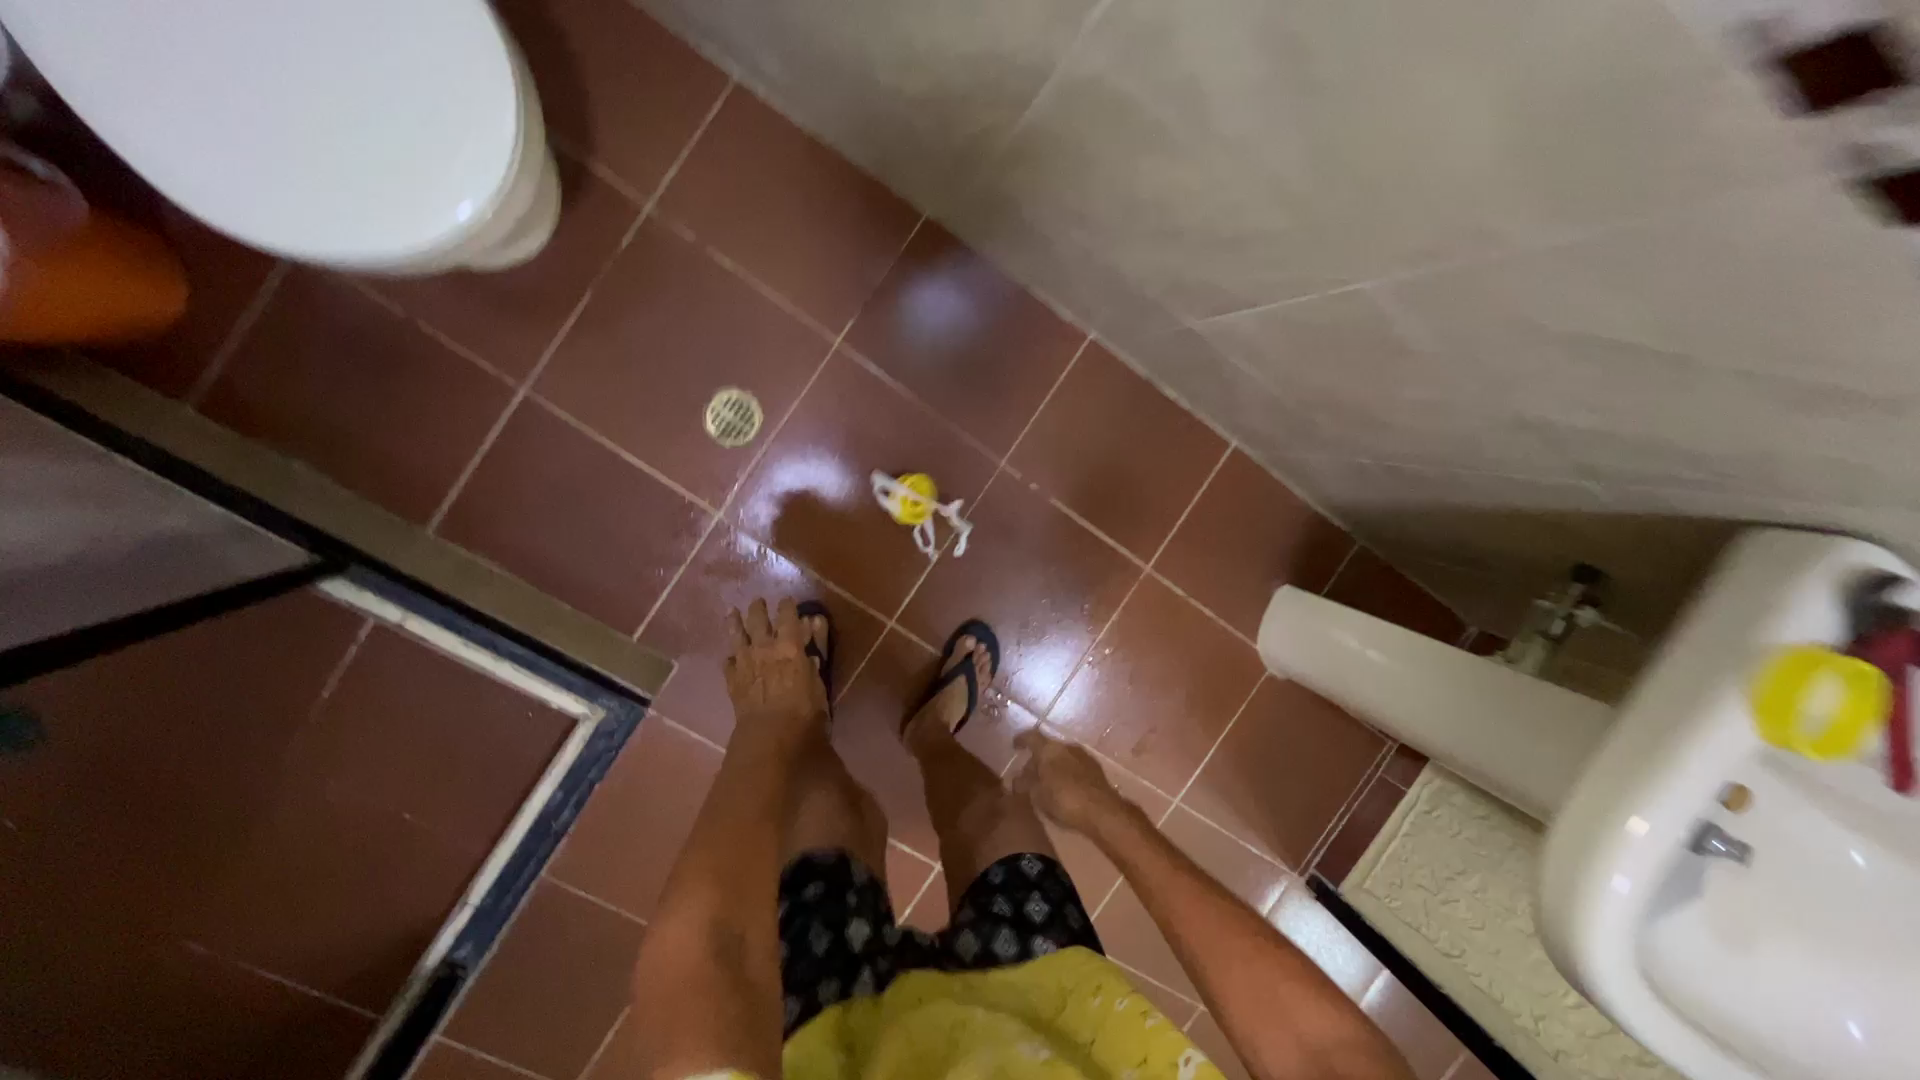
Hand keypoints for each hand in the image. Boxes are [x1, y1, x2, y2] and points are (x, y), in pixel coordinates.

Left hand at [722, 597, 826, 746]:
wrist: (768, 736)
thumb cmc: (803, 713)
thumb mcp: (818, 686)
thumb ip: (814, 663)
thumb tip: (811, 649)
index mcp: (789, 646)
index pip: (788, 617)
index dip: (787, 606)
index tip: (787, 600)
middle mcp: (764, 648)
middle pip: (758, 620)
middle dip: (758, 608)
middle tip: (758, 601)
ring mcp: (744, 663)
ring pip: (737, 636)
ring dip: (735, 623)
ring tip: (732, 612)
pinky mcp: (732, 680)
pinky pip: (728, 663)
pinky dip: (730, 658)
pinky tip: (730, 657)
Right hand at [1012, 730, 1135, 834]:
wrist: (1103, 811)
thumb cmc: (1064, 800)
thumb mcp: (1037, 795)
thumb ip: (1024, 784)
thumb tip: (1017, 780)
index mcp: (1049, 749)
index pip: (1031, 736)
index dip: (1021, 740)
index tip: (1015, 746)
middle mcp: (1067, 747)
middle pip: (1047, 748)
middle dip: (1037, 760)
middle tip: (1029, 775)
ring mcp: (1084, 757)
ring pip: (1062, 757)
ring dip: (1053, 767)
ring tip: (1046, 784)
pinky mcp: (1096, 769)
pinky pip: (1074, 767)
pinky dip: (1066, 773)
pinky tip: (1064, 789)